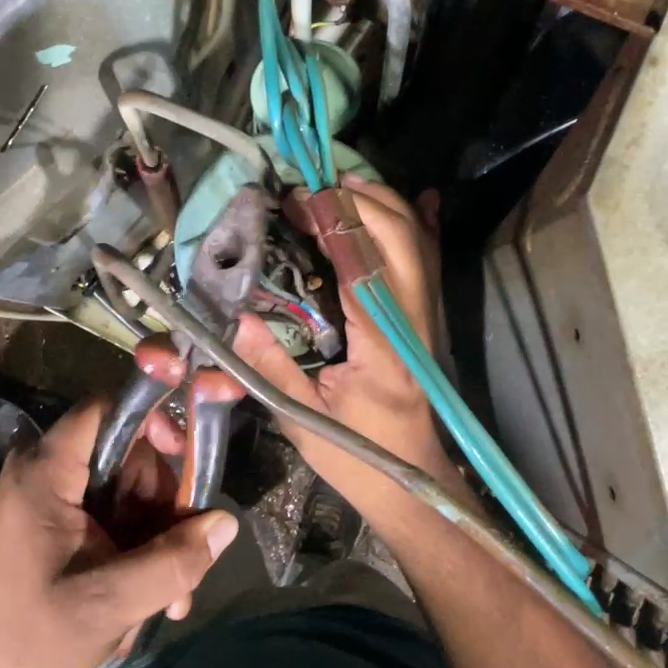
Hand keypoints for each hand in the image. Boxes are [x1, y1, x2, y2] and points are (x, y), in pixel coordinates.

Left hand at [0, 401, 238, 667]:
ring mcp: (49, 494)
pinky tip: (141, 592)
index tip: (185, 454)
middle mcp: (45, 469)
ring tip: (165, 596)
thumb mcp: (111, 602)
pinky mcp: (54, 518)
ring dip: (153, 534)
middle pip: (128, 453)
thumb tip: (227, 522)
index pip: (106, 407)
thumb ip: (173, 560)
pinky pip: (109, 510)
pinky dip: (133, 544)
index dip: (152, 417)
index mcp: (46, 472)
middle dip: (162, 505)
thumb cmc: (31, 637)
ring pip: (126, 486)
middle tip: (181, 562)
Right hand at [233, 175, 460, 518]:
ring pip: (418, 244)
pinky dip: (424, 226)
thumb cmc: (358, 456)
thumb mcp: (303, 419)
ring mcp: (425, 317)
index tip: (299, 200)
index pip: (362, 266)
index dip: (334, 225)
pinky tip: (419, 200)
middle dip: (360, 202)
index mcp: (382, 345)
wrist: (415, 483)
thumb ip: (270, 368)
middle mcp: (412, 321)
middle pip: (400, 241)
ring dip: (385, 206)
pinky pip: (429, 262)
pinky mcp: (425, 320)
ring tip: (343, 184)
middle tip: (314, 187)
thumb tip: (237, 319)